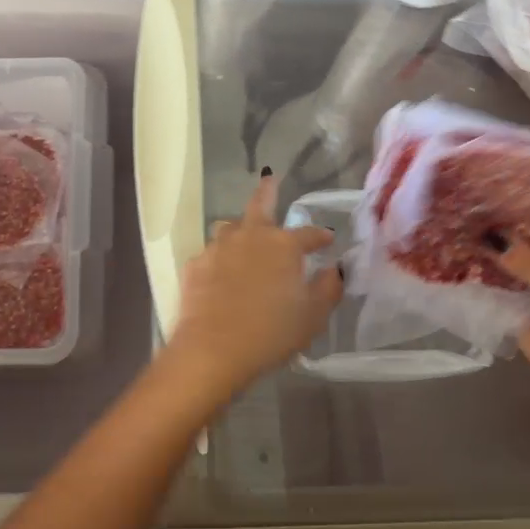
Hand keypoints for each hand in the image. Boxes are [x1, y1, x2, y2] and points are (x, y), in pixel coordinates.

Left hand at [164, 174, 343, 398]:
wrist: (213, 349)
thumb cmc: (271, 333)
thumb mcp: (312, 316)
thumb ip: (327, 289)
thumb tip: (333, 270)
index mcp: (283, 245)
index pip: (308, 233)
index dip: (320, 236)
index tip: (328, 239)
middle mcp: (250, 236)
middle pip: (260, 204)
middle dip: (268, 191)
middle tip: (270, 179)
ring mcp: (218, 247)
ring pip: (231, 228)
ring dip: (241, 230)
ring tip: (245, 241)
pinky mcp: (196, 265)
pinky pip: (212, 255)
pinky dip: (220, 261)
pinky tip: (221, 276)